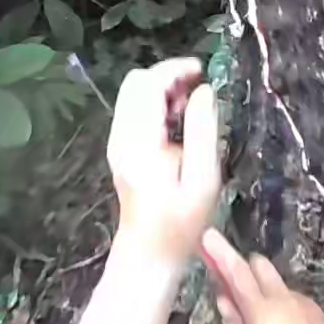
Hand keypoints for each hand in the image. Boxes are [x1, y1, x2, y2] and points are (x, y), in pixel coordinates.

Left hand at [61, 59, 218, 323]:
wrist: (149, 254)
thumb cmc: (180, 222)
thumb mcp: (203, 178)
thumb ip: (202, 129)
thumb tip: (205, 91)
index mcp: (140, 141)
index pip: (148, 84)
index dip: (175, 70)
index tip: (202, 72)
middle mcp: (122, 136)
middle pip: (136, 82)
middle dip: (168, 76)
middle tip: (197, 90)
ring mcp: (118, 141)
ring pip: (134, 93)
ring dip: (163, 89)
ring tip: (190, 108)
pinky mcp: (121, 147)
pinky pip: (135, 109)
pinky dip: (156, 103)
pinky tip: (177, 122)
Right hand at [201, 228, 323, 323]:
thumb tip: (224, 299)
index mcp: (262, 311)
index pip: (237, 272)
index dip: (221, 253)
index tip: (208, 236)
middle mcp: (284, 298)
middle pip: (260, 266)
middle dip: (243, 268)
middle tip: (227, 283)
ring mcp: (304, 304)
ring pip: (277, 282)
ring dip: (262, 288)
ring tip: (254, 319)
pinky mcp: (317, 314)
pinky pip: (293, 298)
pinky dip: (281, 304)